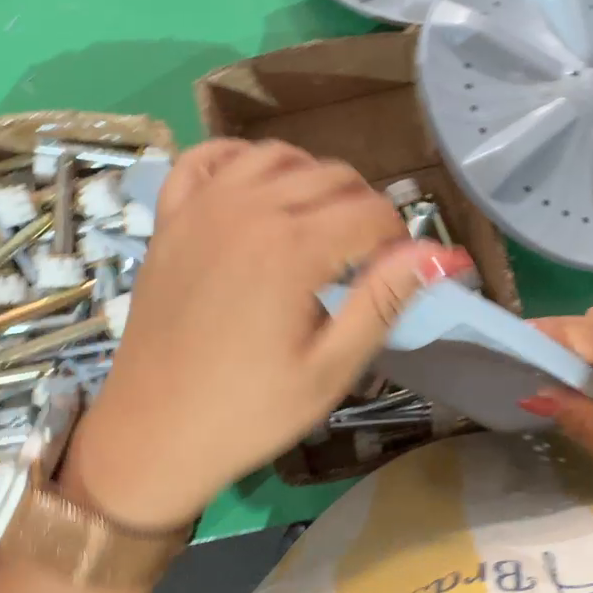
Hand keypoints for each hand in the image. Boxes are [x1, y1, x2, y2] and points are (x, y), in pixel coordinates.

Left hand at [64, 139, 472, 528]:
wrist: (150, 437)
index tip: (397, 274)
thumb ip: (385, 299)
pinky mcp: (171, 217)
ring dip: (313, 179)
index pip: (373, 212)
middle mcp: (248, 209)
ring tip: (320, 224)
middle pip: (333, 175)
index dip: (399, 239)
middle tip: (364, 259)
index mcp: (292, 248)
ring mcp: (203, 207)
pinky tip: (258, 188)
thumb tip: (442, 252)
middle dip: (364, 208)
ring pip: (279, 155)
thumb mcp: (332, 367)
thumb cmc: (249, 412)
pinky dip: (241, 159)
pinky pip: (209, 157)